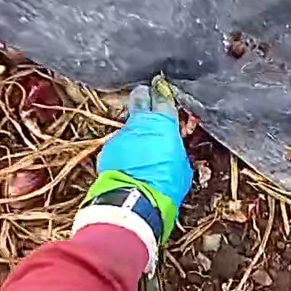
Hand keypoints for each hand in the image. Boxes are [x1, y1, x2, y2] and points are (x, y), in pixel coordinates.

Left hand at [87, 81, 192, 242]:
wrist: (134, 202)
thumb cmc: (166, 184)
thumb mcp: (182, 166)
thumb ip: (176, 148)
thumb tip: (172, 147)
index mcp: (163, 123)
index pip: (162, 97)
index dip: (162, 91)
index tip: (163, 88)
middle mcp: (140, 123)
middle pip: (139, 97)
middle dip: (144, 96)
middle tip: (149, 99)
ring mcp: (121, 135)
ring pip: (130, 124)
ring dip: (136, 131)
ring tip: (144, 146)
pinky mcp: (108, 149)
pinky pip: (119, 143)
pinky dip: (126, 149)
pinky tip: (132, 163)